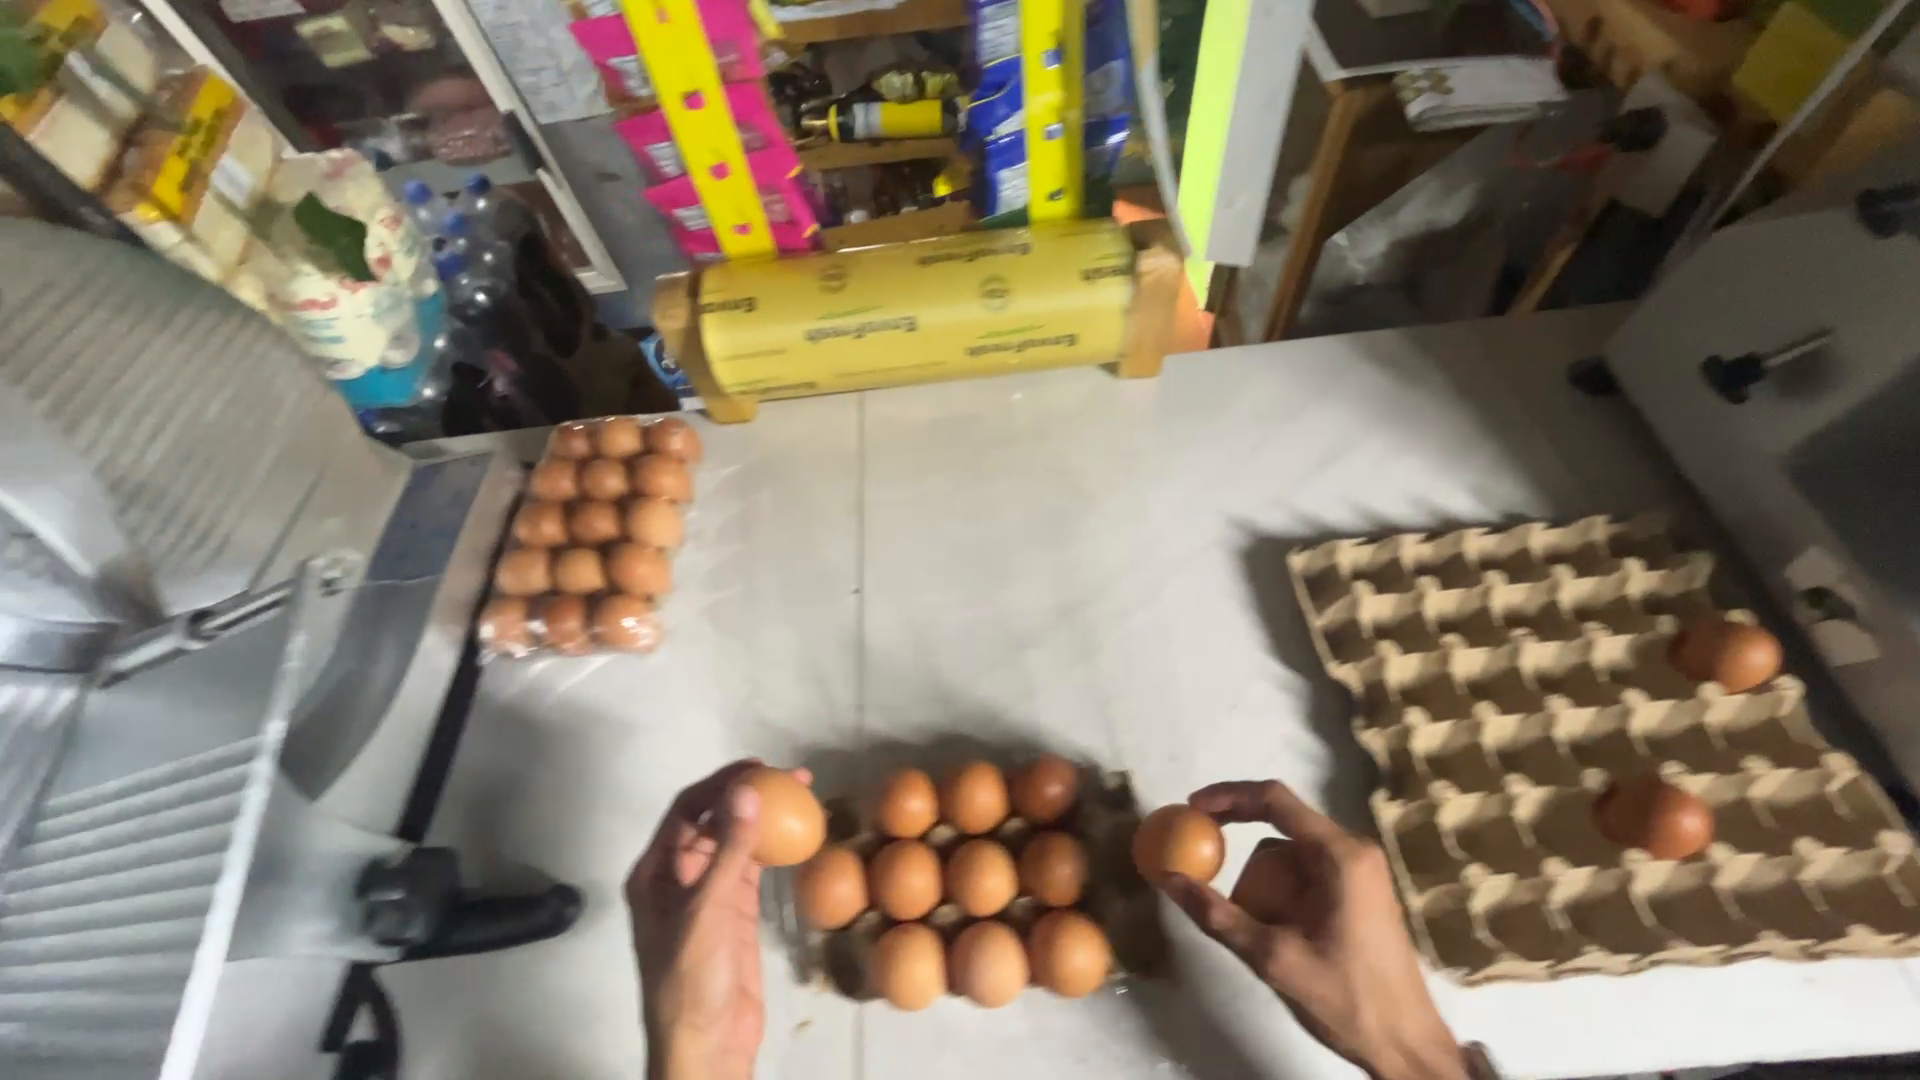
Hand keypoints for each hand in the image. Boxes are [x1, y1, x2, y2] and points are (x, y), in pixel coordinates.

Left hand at [627, 761, 809, 1079]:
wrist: (705, 1047)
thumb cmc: (691, 980)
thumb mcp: (707, 912)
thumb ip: (728, 851)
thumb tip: (749, 792)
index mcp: (655, 874)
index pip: (686, 811)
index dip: (719, 783)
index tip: (759, 767)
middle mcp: (678, 877)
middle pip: (713, 820)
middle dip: (747, 794)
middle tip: (789, 777)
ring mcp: (708, 894)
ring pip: (736, 841)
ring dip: (764, 817)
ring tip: (801, 796)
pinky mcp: (734, 912)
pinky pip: (752, 867)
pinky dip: (772, 848)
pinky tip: (797, 834)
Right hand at [1160, 781, 1467, 1079]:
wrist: (1411, 1051)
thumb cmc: (1349, 1000)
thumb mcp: (1273, 959)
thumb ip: (1216, 914)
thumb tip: (1166, 877)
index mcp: (1339, 854)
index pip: (1274, 799)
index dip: (1227, 796)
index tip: (1191, 809)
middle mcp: (1353, 850)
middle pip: (1279, 828)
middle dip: (1240, 850)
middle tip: (1203, 866)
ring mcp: (1359, 871)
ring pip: (1289, 854)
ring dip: (1261, 880)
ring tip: (1254, 927)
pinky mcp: (1359, 891)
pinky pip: (1304, 872)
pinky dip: (1278, 891)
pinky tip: (1273, 929)